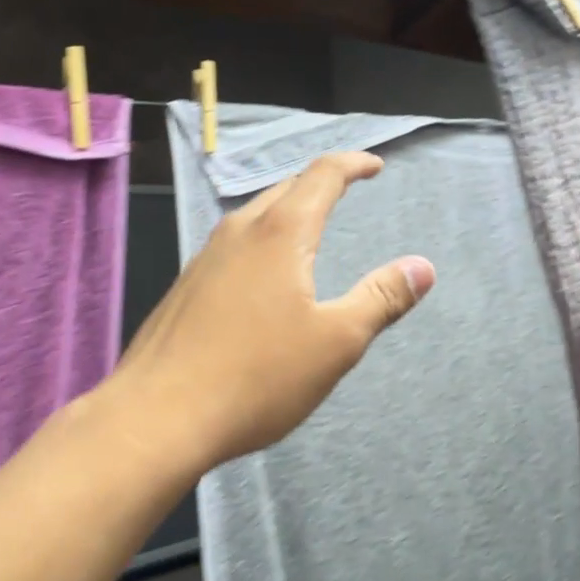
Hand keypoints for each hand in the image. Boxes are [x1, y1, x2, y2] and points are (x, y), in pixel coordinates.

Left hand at [107, 152, 436, 471]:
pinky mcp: (186, 286)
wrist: (157, 416)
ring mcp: (205, 257)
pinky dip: (261, 241)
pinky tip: (263, 276)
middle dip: (319, 184)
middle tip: (346, 189)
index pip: (321, 175)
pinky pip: (234, 246)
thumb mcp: (335, 341)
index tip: (375, 165)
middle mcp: (239, 231)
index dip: (352, 164)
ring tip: (309, 228)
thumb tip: (422, 266)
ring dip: (287, 212)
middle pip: (285, 190)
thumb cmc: (256, 376)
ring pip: (254, 217)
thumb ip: (381, 298)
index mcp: (279, 232)